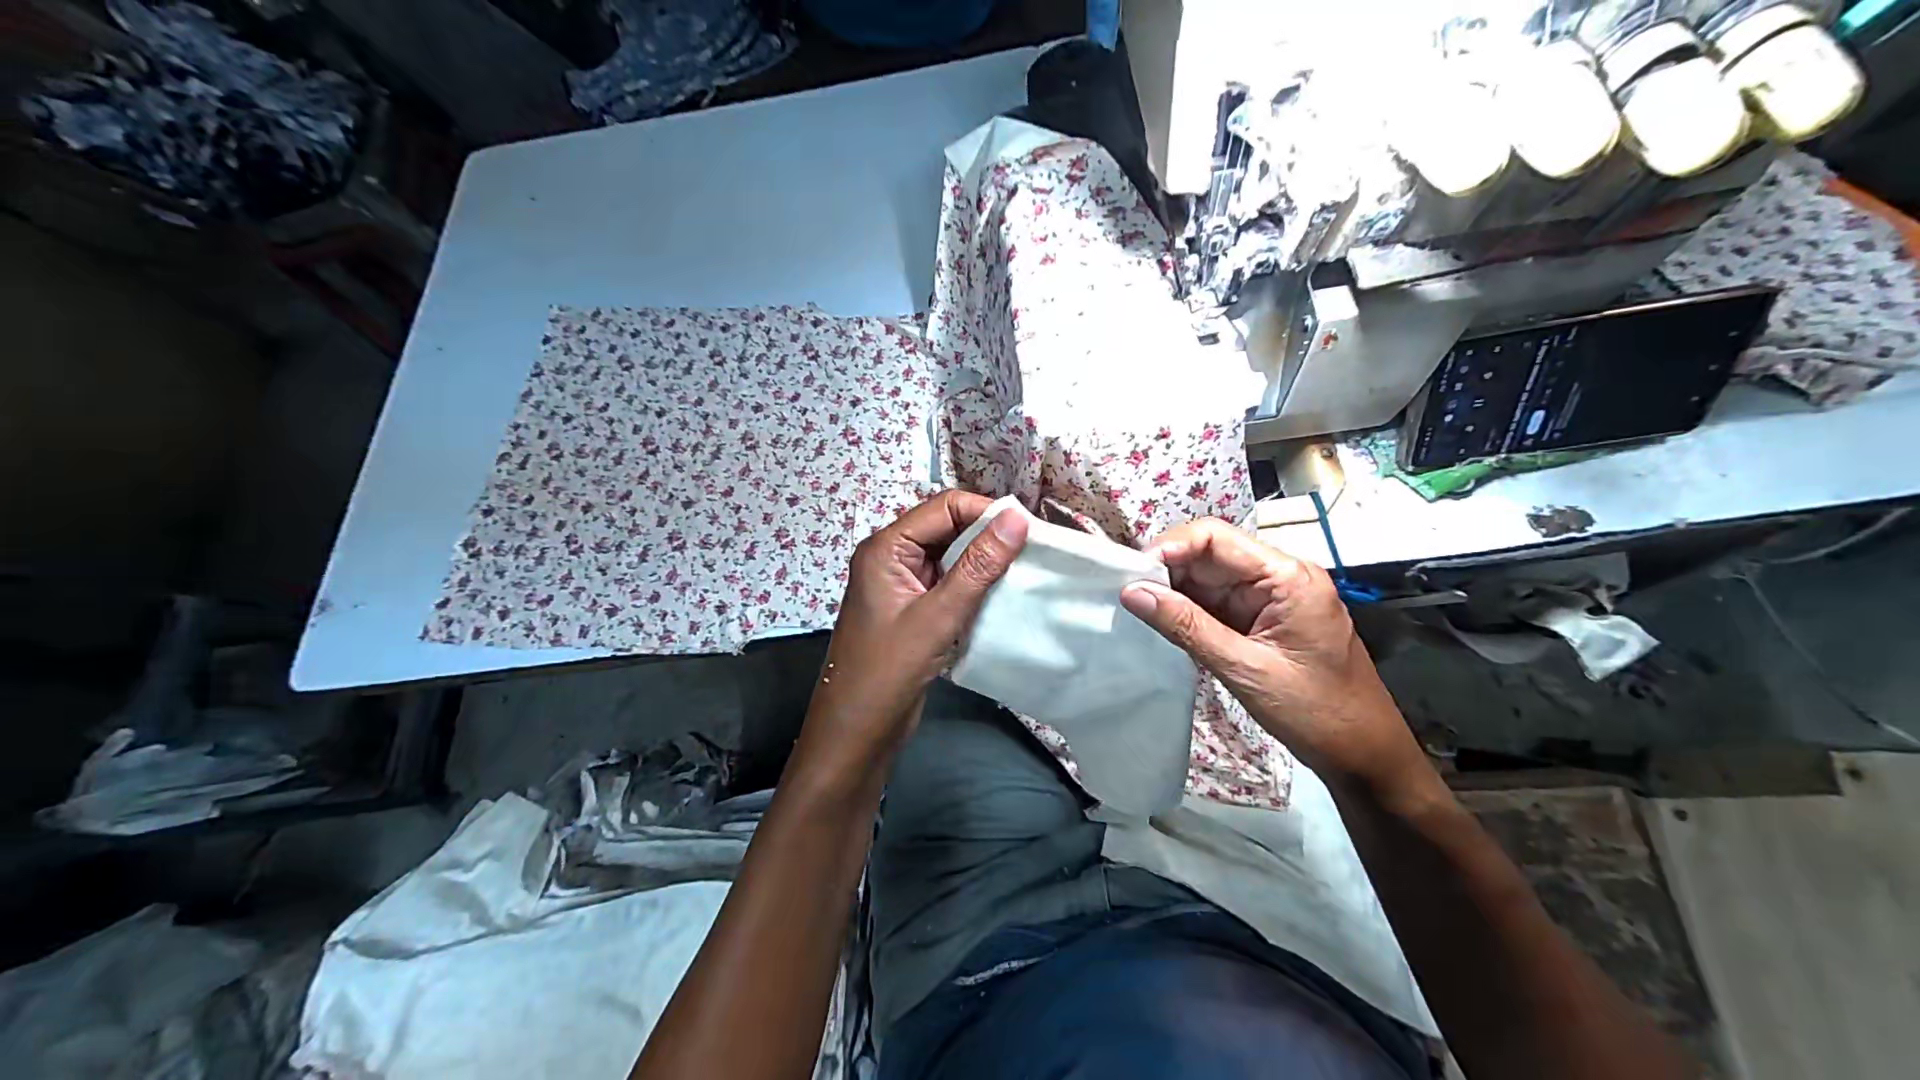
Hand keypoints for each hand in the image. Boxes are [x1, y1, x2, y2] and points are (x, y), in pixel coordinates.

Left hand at [801, 490, 1027, 769]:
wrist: (855, 731)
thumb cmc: (887, 671)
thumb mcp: (938, 616)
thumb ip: (978, 567)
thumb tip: (1017, 518)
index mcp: (886, 548)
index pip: (944, 507)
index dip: (986, 512)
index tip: (1029, 529)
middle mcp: (892, 558)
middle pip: (947, 528)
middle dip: (988, 535)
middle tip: (1034, 549)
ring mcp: (903, 584)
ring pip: (951, 556)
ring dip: (984, 561)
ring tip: (1026, 569)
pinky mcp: (914, 608)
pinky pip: (949, 582)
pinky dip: (975, 585)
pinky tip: (1003, 594)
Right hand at [1119, 518, 1428, 793]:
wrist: (1364, 754)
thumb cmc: (1316, 711)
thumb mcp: (1245, 668)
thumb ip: (1186, 627)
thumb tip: (1132, 593)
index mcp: (1287, 576)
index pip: (1216, 537)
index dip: (1169, 547)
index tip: (1131, 573)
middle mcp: (1278, 576)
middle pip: (1208, 554)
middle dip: (1166, 570)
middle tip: (1126, 594)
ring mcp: (1269, 598)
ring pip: (1207, 579)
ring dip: (1172, 591)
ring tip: (1137, 609)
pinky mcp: (1260, 619)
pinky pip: (1214, 602)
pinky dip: (1187, 611)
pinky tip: (1162, 622)